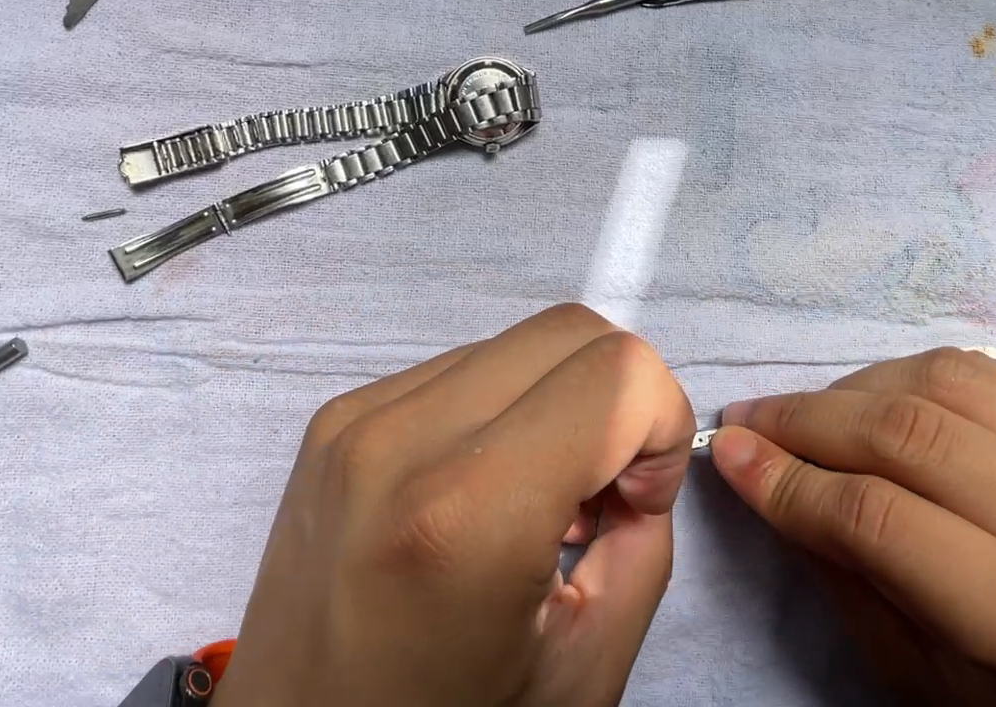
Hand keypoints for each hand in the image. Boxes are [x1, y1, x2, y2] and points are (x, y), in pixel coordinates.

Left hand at [216, 304, 693, 706]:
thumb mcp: (587, 666)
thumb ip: (645, 535)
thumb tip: (634, 453)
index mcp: (468, 516)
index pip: (618, 372)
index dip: (660, 423)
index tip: (637, 499)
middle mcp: (400, 439)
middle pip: (571, 329)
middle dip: (617, 396)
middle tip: (598, 488)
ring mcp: (356, 417)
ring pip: (516, 339)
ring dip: (557, 397)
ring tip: (534, 490)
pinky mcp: (335, 414)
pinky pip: (460, 364)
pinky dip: (502, 404)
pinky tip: (481, 482)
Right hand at [708, 348, 995, 706]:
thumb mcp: (926, 685)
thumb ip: (847, 569)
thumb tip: (764, 471)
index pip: (887, 521)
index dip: (791, 479)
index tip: (729, 452)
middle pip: (918, 436)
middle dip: (811, 419)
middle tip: (752, 418)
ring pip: (960, 383)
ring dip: (862, 386)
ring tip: (813, 411)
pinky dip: (922, 381)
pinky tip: (881, 403)